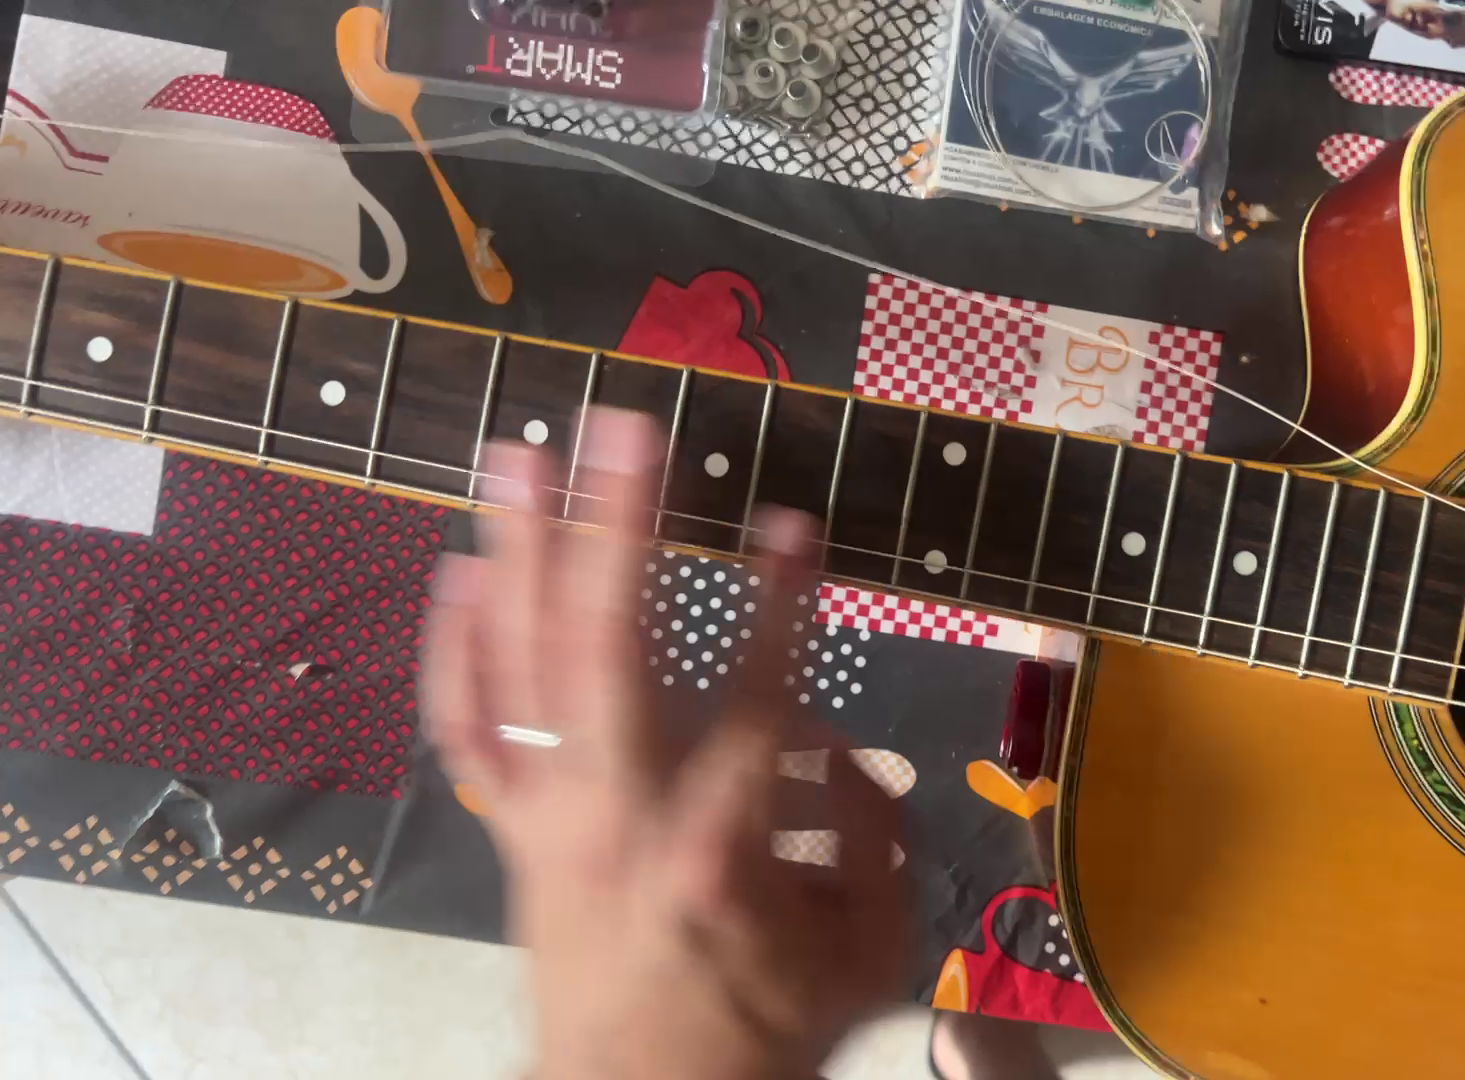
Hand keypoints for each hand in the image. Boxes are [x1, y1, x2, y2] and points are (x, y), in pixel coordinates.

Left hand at [422, 407, 910, 1079]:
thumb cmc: (767, 1031)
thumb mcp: (871, 941)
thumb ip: (871, 825)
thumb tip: (833, 737)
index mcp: (721, 851)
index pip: (762, 704)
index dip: (782, 607)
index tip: (795, 522)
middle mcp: (619, 817)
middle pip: (609, 653)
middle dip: (618, 530)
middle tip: (622, 432)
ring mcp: (550, 817)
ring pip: (526, 667)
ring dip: (521, 552)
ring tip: (517, 455)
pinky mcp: (516, 829)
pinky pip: (475, 725)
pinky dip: (460, 644)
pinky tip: (458, 567)